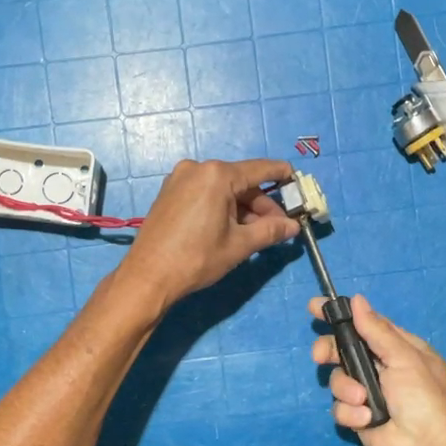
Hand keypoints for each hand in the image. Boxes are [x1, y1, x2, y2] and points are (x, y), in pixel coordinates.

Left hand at [119, 159, 299, 304]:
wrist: (148, 277)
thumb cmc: (196, 258)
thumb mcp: (239, 245)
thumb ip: (269, 231)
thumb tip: (293, 227)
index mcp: (217, 175)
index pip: (260, 170)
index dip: (282, 176)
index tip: (298, 183)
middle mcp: (197, 168)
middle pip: (241, 181)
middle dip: (261, 204)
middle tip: (279, 227)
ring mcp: (179, 179)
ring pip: (222, 189)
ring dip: (242, 208)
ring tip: (257, 234)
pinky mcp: (169, 193)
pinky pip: (205, 194)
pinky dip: (221, 207)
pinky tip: (231, 228)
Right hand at [308, 294, 445, 445]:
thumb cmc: (424, 401)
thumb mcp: (405, 359)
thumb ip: (377, 331)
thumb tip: (357, 300)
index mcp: (401, 350)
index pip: (367, 325)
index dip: (342, 316)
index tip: (315, 307)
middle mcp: (383, 369)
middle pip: (345, 350)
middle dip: (330, 351)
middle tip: (320, 355)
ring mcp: (370, 393)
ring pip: (338, 379)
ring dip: (347, 388)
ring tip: (363, 400)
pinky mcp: (358, 416)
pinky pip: (340, 406)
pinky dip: (350, 412)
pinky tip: (367, 420)